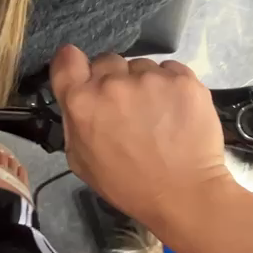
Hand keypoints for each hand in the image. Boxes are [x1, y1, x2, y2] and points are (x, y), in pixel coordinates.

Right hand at [49, 46, 232, 234]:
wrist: (185, 194)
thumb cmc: (127, 184)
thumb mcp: (80, 160)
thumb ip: (73, 121)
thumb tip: (76, 98)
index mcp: (81, 101)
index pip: (67, 58)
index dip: (73, 65)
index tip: (82, 75)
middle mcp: (112, 82)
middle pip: (106, 61)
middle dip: (112, 78)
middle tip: (126, 106)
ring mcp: (149, 77)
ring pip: (140, 66)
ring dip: (143, 83)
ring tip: (156, 112)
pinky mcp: (182, 79)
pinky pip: (170, 70)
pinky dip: (170, 85)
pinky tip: (175, 109)